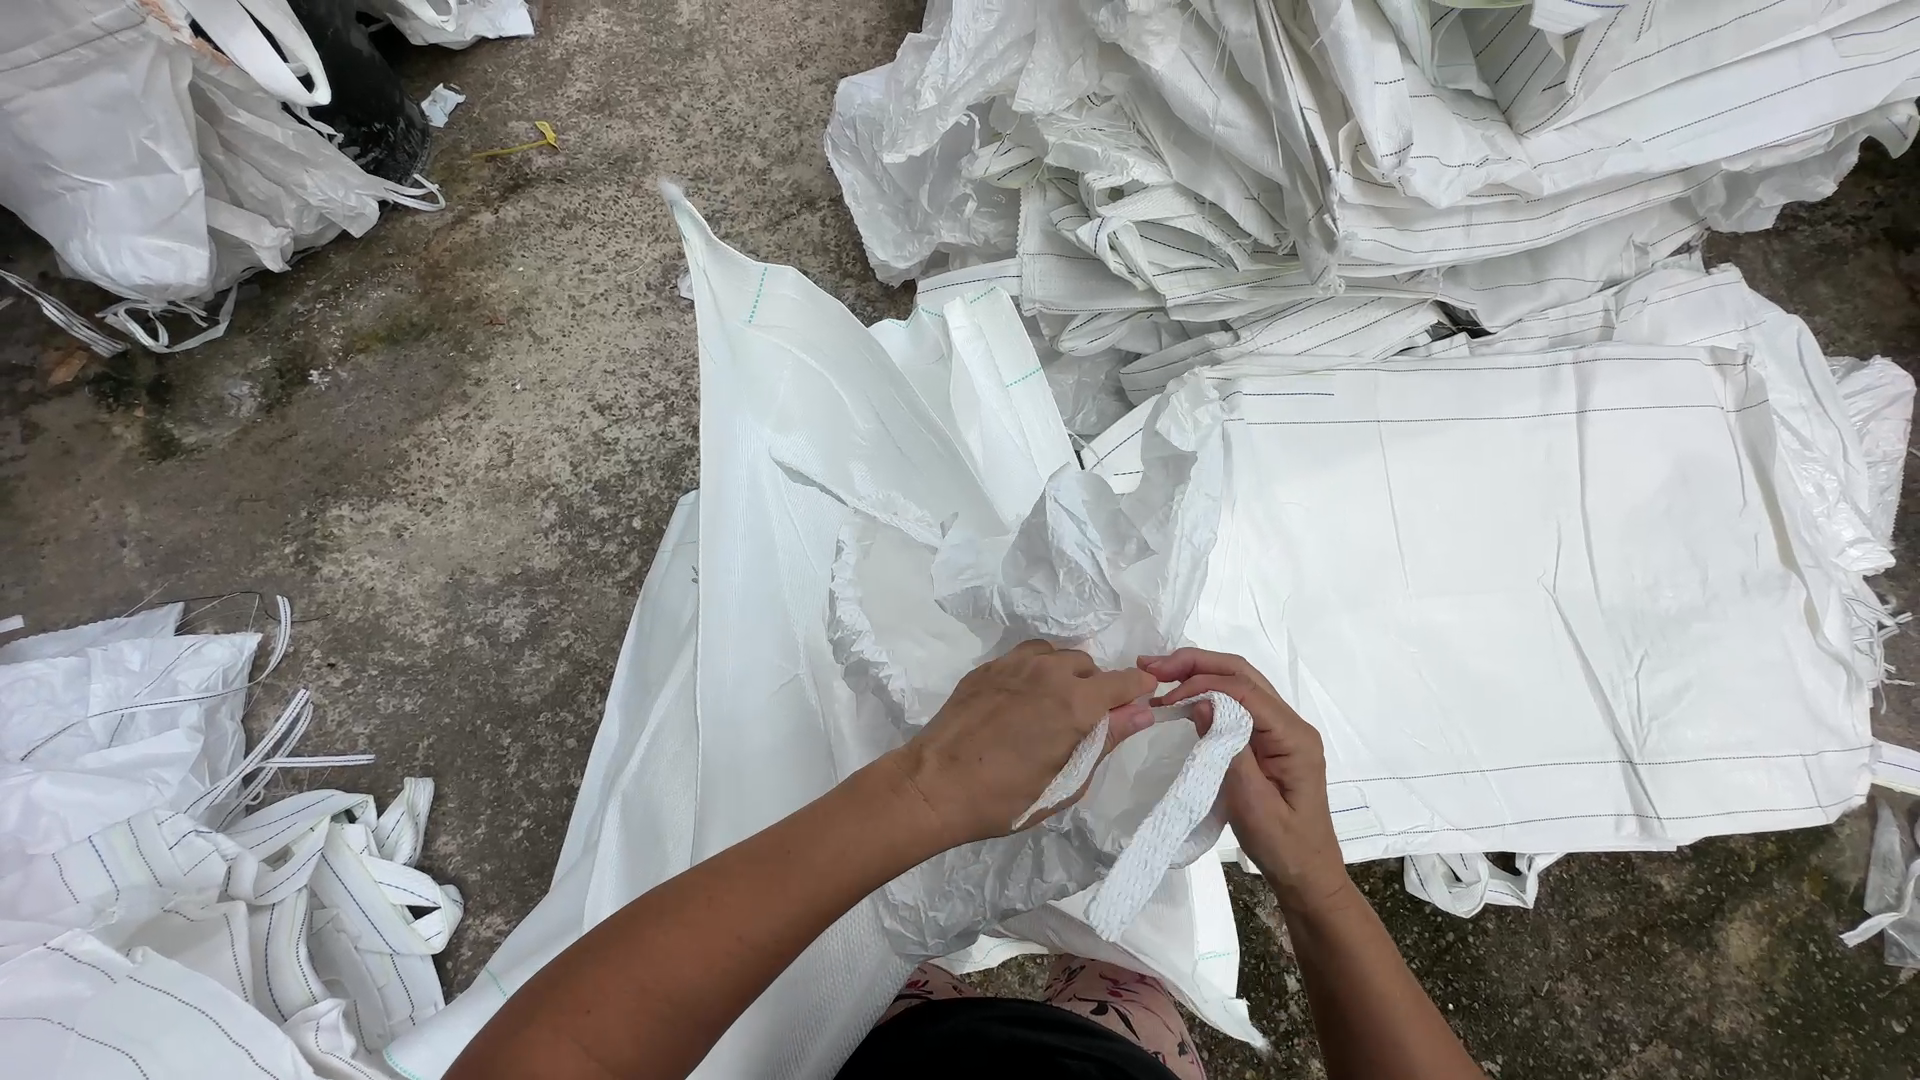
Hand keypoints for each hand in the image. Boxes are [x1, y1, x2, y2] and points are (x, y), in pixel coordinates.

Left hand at [887, 640, 1156, 847]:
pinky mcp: (988, 667)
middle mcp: (1049, 672)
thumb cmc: (1005, 798)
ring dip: (1066, 675)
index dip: (1139, 690)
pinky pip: (1026, 656)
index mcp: (1076, 703)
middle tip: (1086, 721)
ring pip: (1057, 655)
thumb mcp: (1066, 782)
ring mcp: (1014, 665)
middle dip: (1098, 688)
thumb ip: (1106, 741)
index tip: (1143, 700)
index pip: (1125, 681)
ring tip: (1054, 706)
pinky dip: (1037, 669)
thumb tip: (1141, 713)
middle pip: (1090, 666)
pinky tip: (1026, 697)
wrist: (934, 785)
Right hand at [1140, 648, 1352, 914]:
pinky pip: (1237, 700)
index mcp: (1293, 736)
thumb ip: (1228, 750)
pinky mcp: (1267, 737)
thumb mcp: (1251, 803)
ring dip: (1199, 672)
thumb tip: (1199, 703)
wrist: (1306, 874)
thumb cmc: (1282, 844)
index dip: (1201, 684)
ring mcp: (1280, 728)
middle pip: (1241, 673)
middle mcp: (1290, 723)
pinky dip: (1206, 690)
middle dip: (1195, 663)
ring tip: (1158, 673)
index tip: (1164, 697)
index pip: (1244, 690)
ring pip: (1238, 681)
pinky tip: (1182, 694)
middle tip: (1152, 666)